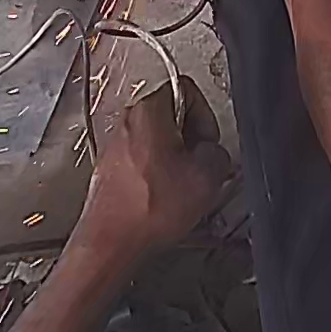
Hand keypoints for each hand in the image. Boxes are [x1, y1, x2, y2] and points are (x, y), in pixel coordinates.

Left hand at [76, 76, 231, 260]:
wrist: (111, 242)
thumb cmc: (148, 208)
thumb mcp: (206, 176)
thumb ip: (219, 152)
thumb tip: (215, 154)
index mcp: (149, 110)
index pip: (187, 89)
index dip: (205, 116)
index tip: (207, 142)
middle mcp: (129, 120)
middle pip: (174, 114)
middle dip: (191, 140)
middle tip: (197, 166)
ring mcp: (117, 143)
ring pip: (160, 139)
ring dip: (175, 160)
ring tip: (180, 187)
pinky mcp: (112, 166)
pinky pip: (144, 159)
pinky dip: (157, 174)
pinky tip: (163, 199)